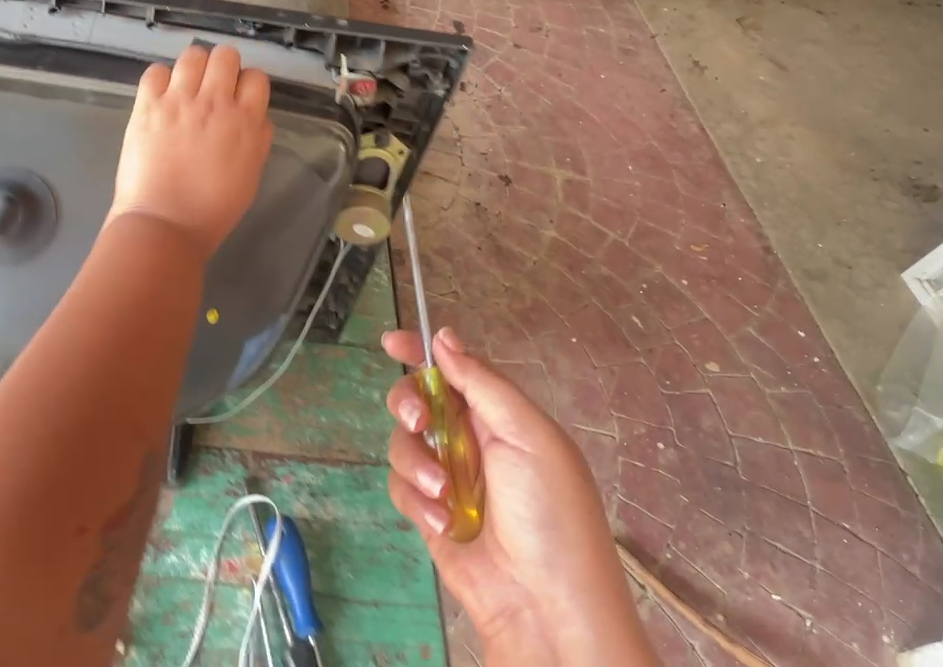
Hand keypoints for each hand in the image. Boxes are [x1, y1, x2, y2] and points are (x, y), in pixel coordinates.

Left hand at [107, 44, 273, 261]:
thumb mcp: (251, 174)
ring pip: (193, 55)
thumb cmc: (213, 210)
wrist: (165, 224)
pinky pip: (156, 71)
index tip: (236, 99)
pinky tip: (161, 97)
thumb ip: (257, 139)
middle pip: (226, 55)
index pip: (256, 77)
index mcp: (246, 121)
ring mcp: (179, 101)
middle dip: (222, 68)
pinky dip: (160, 79)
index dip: (246, 85)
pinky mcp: (148, 106)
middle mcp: (215, 103)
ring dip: (193, 67)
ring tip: (185, 87)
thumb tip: (254, 117)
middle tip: (211, 89)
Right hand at [383, 328, 656, 665]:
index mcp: (501, 416)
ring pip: (403, 443)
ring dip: (416, 463)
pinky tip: (443, 523)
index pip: (456, 369)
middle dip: (409, 403)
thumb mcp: (528, 436)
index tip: (392, 341)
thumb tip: (444, 337)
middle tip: (417, 421)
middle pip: (419, 399)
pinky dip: (415, 500)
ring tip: (441, 493)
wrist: (546, 606)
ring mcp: (448, 478)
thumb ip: (482, 384)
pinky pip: (400, 487)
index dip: (422, 350)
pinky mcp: (429, 514)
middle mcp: (471, 441)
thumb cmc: (549, 512)